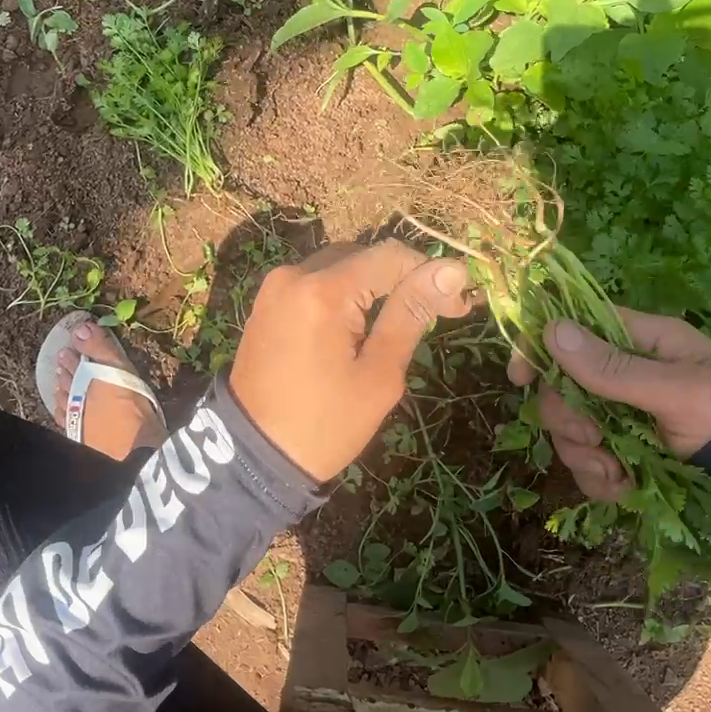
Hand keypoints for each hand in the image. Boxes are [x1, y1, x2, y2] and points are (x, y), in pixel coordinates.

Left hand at [231, 240, 471, 482]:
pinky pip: (315, 282)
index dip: (429, 274)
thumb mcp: (379, 374)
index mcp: (322, 290)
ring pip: (339, 266)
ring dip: (371, 286)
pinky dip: (342, 295)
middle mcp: (293, 274)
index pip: (390, 257)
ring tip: (397, 324)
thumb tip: (452, 271)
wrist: (252, 454)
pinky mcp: (266, 302)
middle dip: (401, 279)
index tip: (458, 307)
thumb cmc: (324, 424)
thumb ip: (412, 314)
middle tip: (433, 316)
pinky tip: (359, 326)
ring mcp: (275, 286)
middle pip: (363, 256)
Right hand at [509, 308, 710, 501]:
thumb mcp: (677, 389)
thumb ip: (613, 368)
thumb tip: (553, 331)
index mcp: (637, 341)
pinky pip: (586, 463)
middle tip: (592, 438)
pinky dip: (597, 479)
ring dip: (582, 452)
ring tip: (615, 471)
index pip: (572, 329)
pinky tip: (622, 488)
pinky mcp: (623, 453)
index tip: (519, 377)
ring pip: (568, 427)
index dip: (539, 348)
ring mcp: (619, 416)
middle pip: (560, 385)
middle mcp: (621, 375)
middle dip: (568, 416)